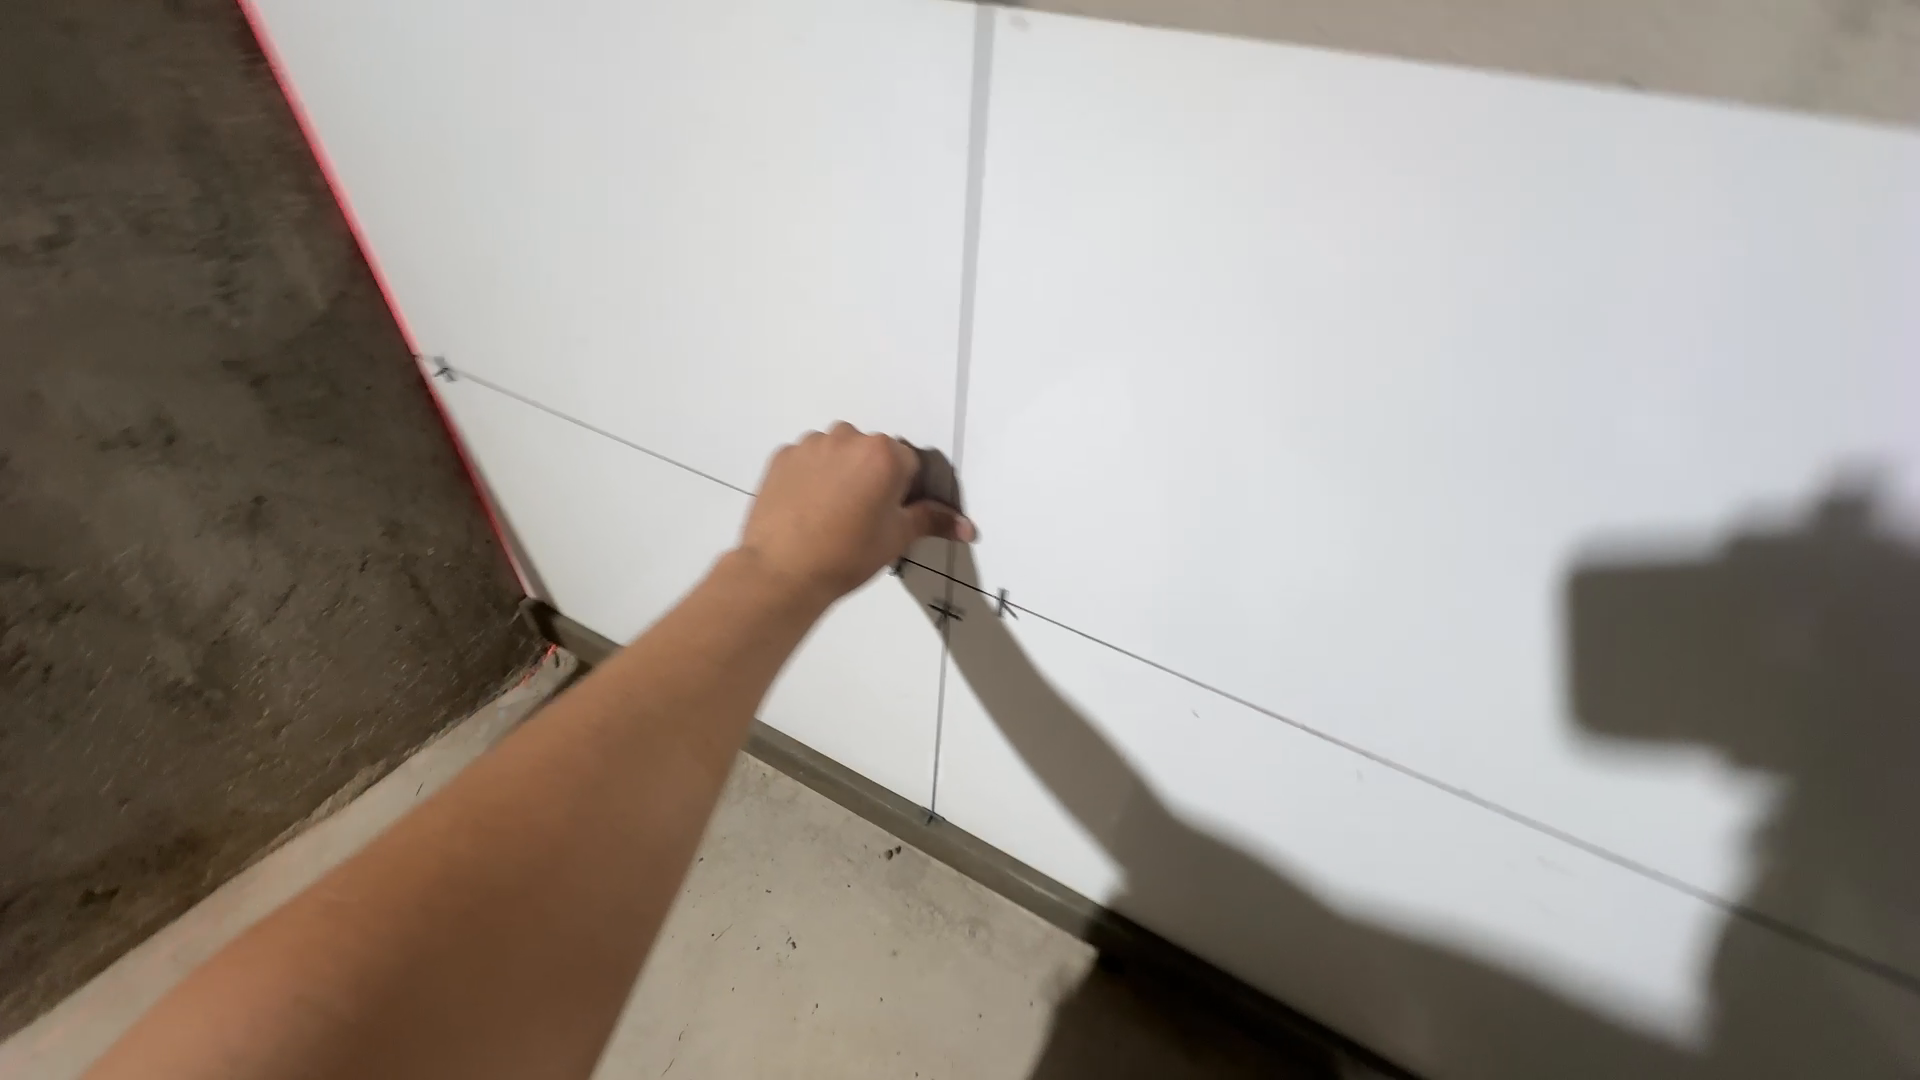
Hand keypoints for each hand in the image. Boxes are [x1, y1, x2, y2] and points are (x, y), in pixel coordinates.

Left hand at [736, 423, 975, 603]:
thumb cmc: (848, 554)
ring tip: (831, 514)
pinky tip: (807, 509)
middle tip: (861, 517)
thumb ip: (933, 521)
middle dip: (872, 477)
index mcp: (884, 454)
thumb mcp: (897, 538)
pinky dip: (811, 477)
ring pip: (838, 453)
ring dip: (841, 473)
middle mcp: (848, 437)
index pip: (908, 465)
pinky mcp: (781, 456)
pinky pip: (807, 461)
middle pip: (872, 453)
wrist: (782, 571)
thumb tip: (968, 528)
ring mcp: (810, 444)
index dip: (902, 492)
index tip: (888, 516)